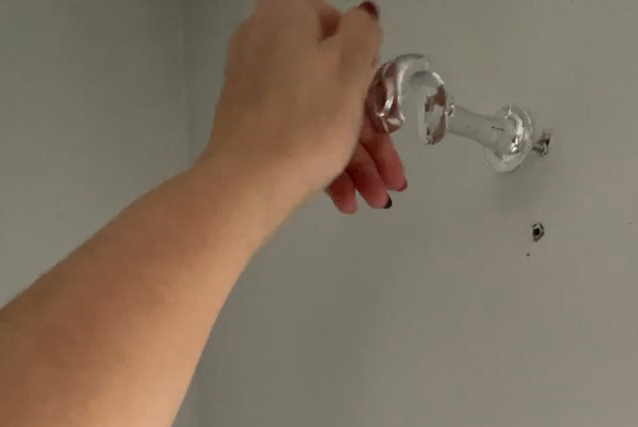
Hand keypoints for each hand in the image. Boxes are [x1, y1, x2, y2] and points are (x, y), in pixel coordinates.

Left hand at [201, 0, 404, 218]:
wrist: (247, 184)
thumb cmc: (306, 124)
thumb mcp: (349, 69)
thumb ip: (363, 32)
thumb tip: (364, 16)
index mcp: (288, 15)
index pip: (342, 29)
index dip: (369, 73)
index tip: (383, 111)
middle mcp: (265, 41)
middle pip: (335, 84)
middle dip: (370, 137)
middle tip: (389, 174)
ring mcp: (254, 84)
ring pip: (319, 116)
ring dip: (354, 160)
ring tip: (373, 197)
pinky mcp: (249, 123)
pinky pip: (297, 134)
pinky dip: (324, 162)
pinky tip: (344, 197)